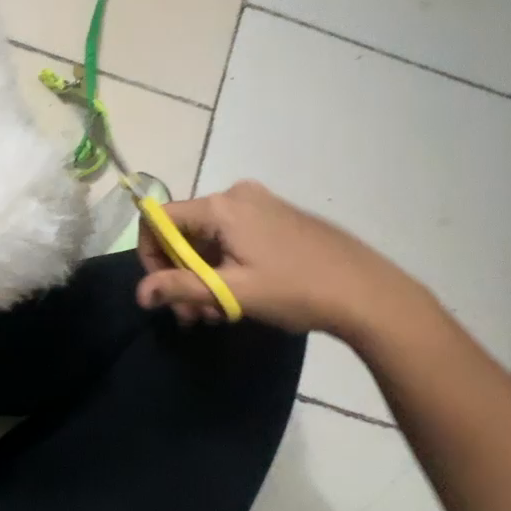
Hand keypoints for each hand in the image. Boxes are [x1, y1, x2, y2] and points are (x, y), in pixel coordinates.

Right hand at [134, 180, 430, 337]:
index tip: (165, 291)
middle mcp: (238, 196)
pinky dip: (223, 266)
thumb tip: (140, 293)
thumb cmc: (297, 291)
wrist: (370, 294)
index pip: (158, 220)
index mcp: (222, 207)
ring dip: (200, 276)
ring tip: (215, 314)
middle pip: (183, 231)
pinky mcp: (277, 218)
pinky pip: (231, 237)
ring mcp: (261, 205)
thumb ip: (179, 288)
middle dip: (178, 274)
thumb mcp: (231, 293)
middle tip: (191, 314)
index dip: (150, 256)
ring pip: (207, 238)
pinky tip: (237, 297)